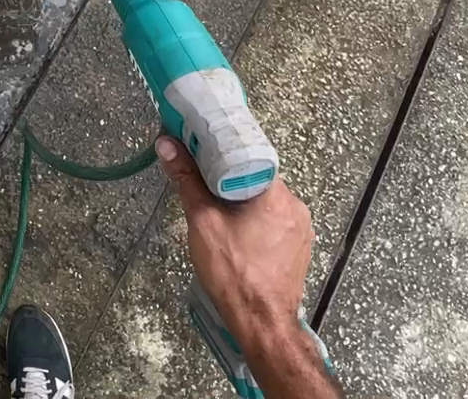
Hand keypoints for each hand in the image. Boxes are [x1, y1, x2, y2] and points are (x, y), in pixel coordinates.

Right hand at [155, 135, 312, 360]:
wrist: (261, 324)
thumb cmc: (234, 274)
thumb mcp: (202, 220)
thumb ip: (186, 179)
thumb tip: (168, 145)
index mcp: (275, 194)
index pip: (249, 152)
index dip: (221, 146)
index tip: (200, 142)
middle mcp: (294, 206)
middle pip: (255, 173)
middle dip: (227, 171)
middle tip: (200, 171)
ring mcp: (300, 227)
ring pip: (263, 195)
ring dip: (239, 193)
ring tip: (213, 199)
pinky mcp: (298, 245)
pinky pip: (273, 215)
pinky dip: (253, 212)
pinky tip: (233, 223)